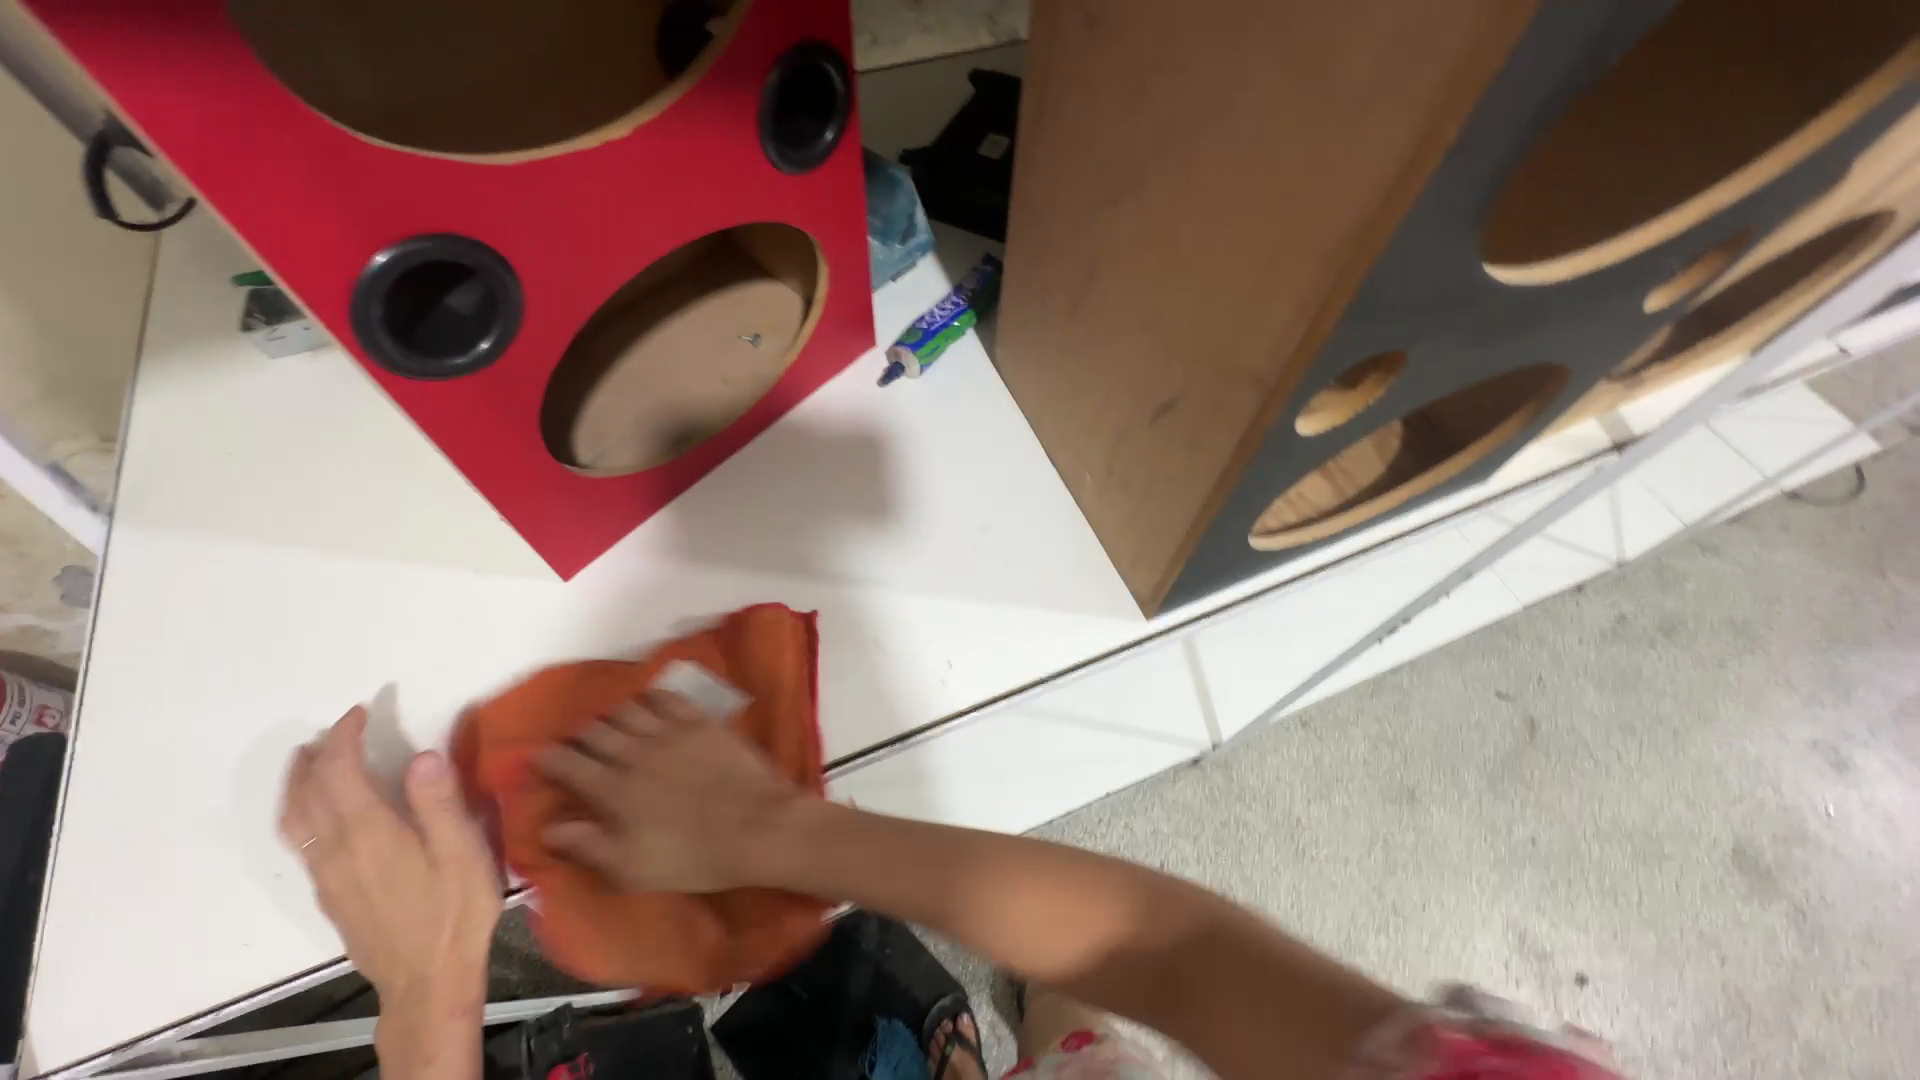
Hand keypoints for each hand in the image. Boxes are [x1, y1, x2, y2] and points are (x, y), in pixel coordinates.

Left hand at [279, 706, 501, 1006]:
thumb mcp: (463, 853)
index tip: (360, 710)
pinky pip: (302, 840)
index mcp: (370, 834)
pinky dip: (303, 810)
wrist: (427, 978)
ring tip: (313, 759)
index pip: (340, 773)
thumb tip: (422, 755)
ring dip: (299, 782)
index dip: (344, 737)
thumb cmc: (455, 910)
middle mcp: (337, 851)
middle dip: (317, 755)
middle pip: (307, 794)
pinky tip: (324, 811)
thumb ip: (440, 803)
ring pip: (294, 820)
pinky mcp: (330, 894)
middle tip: (338, 728)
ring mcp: (327, 876)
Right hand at [534, 691, 803, 892]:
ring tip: (613, 726)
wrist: (757, 826)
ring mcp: (670, 731)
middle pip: (594, 731)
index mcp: (614, 789)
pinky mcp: (702, 721)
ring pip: (627, 709)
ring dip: (613, 716)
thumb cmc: (693, 856)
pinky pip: (667, 698)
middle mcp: (635, 752)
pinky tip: (650, 705)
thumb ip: (588, 845)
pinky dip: (651, 698)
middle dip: (579, 736)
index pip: (568, 763)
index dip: (548, 758)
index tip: (538, 757)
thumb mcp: (631, 867)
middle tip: (578, 745)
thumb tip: (548, 829)